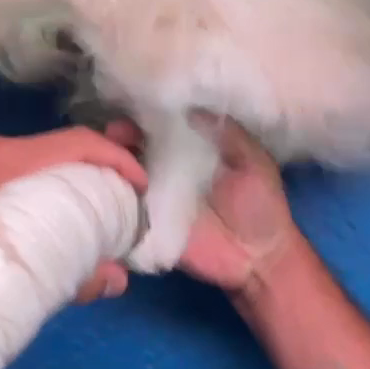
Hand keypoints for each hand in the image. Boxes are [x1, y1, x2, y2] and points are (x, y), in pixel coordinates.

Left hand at [0, 128, 147, 303]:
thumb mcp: (15, 277)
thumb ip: (73, 278)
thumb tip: (117, 278)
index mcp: (6, 162)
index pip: (76, 142)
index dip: (117, 158)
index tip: (143, 187)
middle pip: (63, 149)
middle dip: (101, 170)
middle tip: (132, 203)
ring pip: (43, 163)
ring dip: (76, 182)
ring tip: (105, 214)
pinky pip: (22, 178)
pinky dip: (50, 191)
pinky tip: (63, 222)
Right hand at [103, 114, 301, 293]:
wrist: (261, 259)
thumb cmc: (261, 206)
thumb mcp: (255, 162)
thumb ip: (229, 135)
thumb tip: (192, 109)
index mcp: (189, 152)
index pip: (159, 128)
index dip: (144, 117)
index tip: (134, 109)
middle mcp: (166, 171)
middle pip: (134, 148)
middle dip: (120, 137)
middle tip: (115, 133)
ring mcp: (155, 198)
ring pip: (125, 175)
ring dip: (113, 164)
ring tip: (109, 158)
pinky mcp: (149, 224)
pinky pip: (125, 208)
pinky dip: (114, 197)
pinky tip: (108, 186)